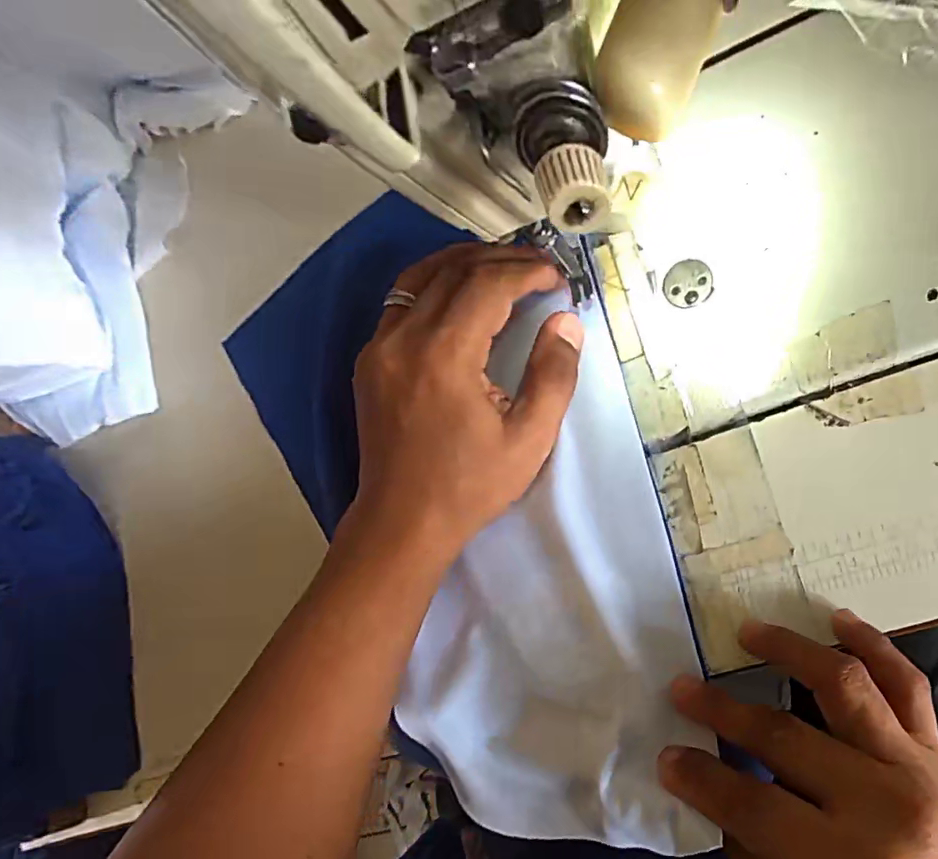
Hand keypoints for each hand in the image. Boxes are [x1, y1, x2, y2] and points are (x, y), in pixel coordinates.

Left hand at [345, 244, 581, 556]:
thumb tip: (566, 324)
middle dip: (500, 259)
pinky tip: (461, 297)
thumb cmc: (470, 486)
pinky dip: (437, 285)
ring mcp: (379, 347)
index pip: (487, 285)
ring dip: (465, 263)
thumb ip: (553, 377)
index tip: (556, 277)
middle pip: (453, 270)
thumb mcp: (529, 439)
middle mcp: (403, 338)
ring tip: (504, 267)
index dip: (526, 272)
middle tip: (538, 266)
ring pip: (420, 277)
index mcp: (444, 355)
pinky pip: (403, 301)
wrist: (404, 520)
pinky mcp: (371, 361)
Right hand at [658, 611, 937, 858]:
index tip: (666, 755)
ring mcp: (919, 770)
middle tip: (683, 688)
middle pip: (787, 736)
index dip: (701, 777)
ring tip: (751, 631)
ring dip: (792, 650)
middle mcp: (888, 806)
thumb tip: (715, 797)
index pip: (754, 804)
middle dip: (724, 710)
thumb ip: (758, 858)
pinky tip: (839, 620)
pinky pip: (907, 685)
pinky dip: (874, 645)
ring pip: (847, 686)